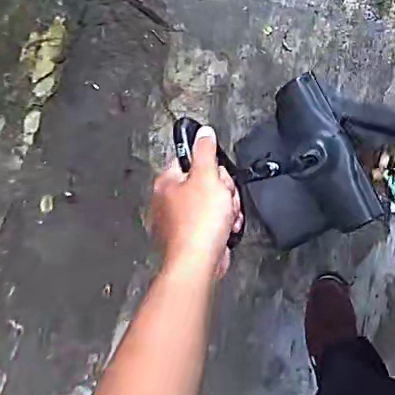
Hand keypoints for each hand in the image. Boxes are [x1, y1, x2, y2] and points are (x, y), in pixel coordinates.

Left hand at [149, 126, 242, 278]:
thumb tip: (203, 133)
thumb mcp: (208, 176)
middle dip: (222, 190)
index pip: (191, 160)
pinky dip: (223, 225)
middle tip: (223, 197)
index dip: (212, 166)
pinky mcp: (190, 237)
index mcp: (167, 182)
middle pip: (205, 181)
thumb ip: (206, 150)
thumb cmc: (199, 223)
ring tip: (226, 217)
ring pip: (212, 202)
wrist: (199, 262)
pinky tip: (226, 229)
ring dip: (227, 208)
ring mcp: (178, 221)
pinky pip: (212, 222)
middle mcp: (168, 201)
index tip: (217, 175)